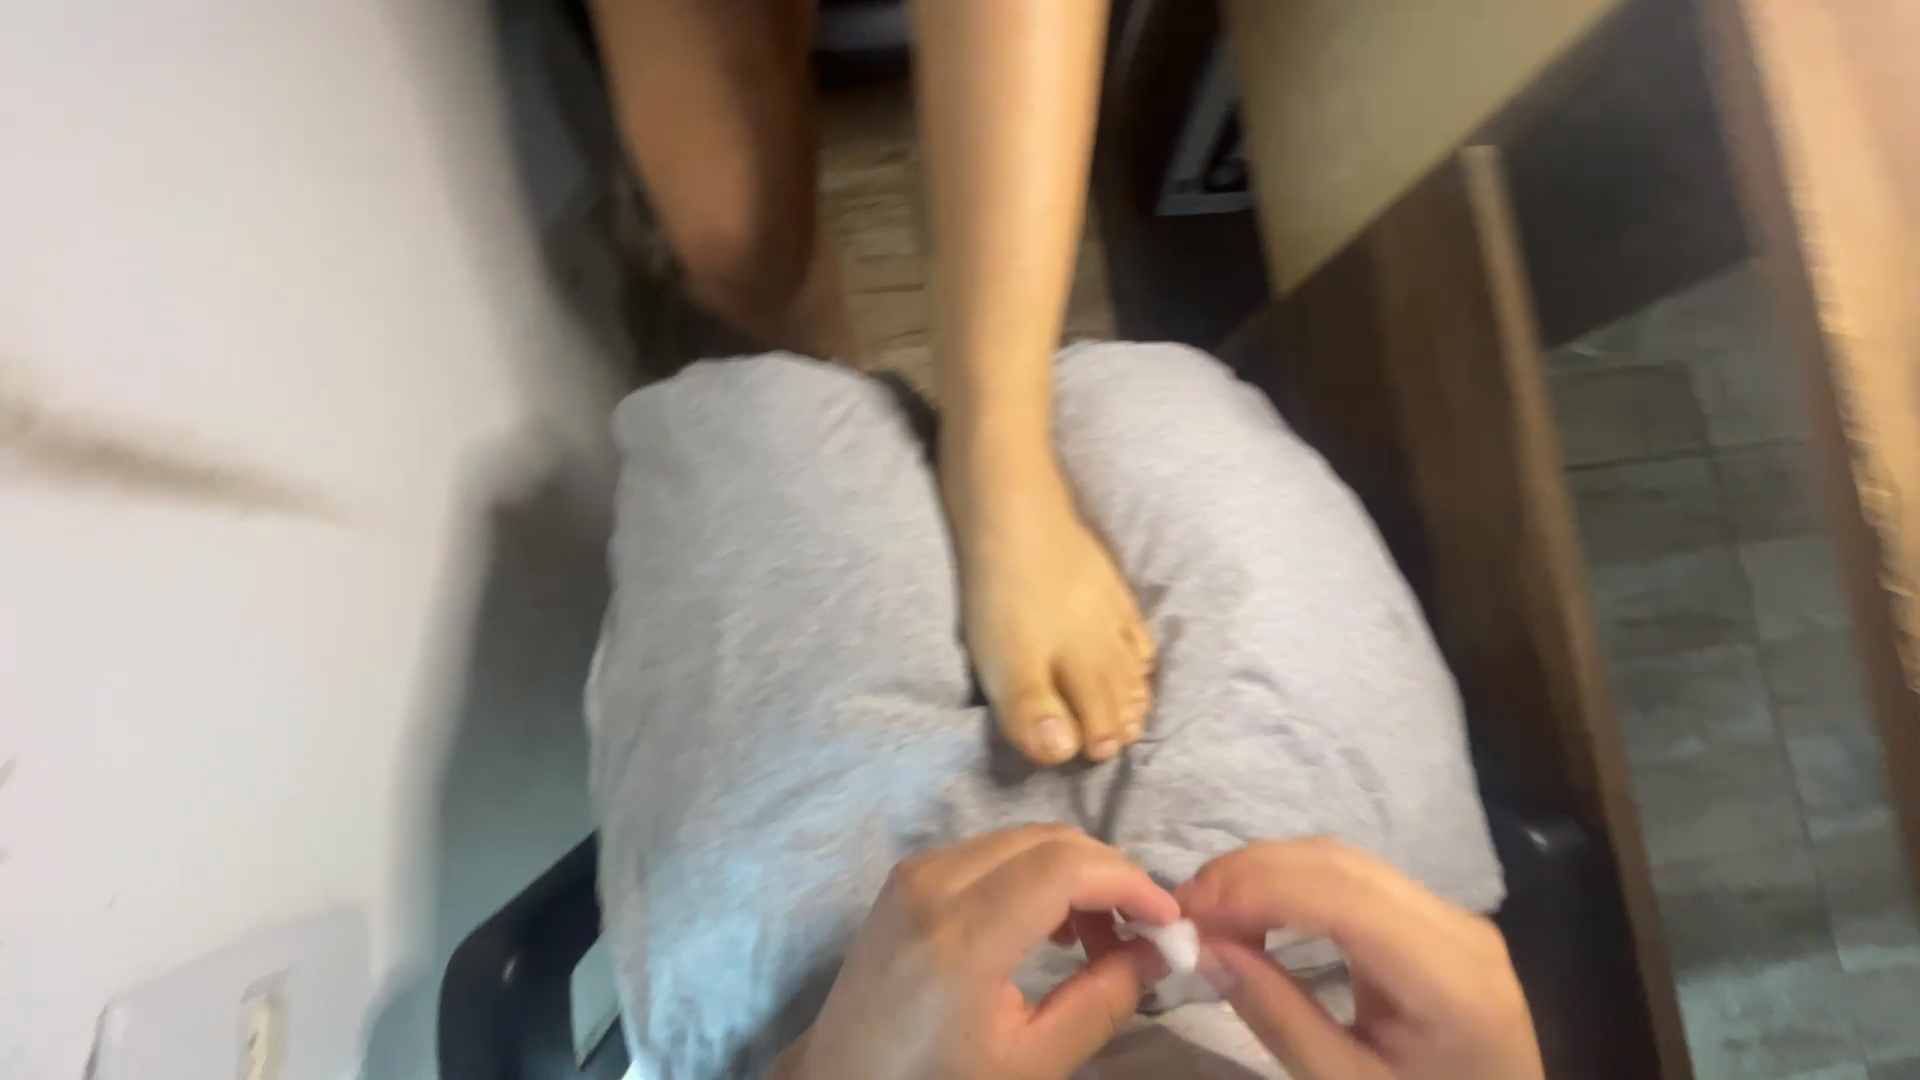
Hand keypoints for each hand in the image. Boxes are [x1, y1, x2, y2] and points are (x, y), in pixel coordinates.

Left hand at [777, 824, 1180, 1079]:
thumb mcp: (1032, 1063)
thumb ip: (1103, 998)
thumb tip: (1161, 947)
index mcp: (961, 936)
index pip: (1063, 867)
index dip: (1126, 881)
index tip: (1168, 919)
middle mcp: (934, 881)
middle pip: (1046, 840)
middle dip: (1106, 873)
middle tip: (1139, 931)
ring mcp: (917, 869)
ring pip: (1021, 838)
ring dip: (1072, 872)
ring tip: (1095, 937)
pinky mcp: (910, 871)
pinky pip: (991, 850)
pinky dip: (1034, 872)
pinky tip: (1046, 924)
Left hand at [940, 426, 1156, 766]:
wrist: (1014, 509)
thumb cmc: (1003, 596)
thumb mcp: (1006, 663)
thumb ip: (1034, 711)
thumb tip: (1065, 754)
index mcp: (1084, 666)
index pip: (1103, 717)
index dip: (1100, 740)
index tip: (1096, 755)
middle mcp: (1107, 641)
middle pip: (1123, 691)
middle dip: (1122, 721)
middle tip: (1118, 741)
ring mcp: (1111, 607)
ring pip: (1134, 661)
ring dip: (1136, 691)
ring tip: (1135, 711)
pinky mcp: (1106, 580)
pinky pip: (1137, 625)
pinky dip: (1142, 649)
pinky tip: (1142, 654)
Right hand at [1178, 839, 1542, 1079]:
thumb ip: (1277, 1015)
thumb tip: (1201, 944)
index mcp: (1453, 981)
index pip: (1341, 899)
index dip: (1256, 890)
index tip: (1187, 910)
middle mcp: (1457, 927)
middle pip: (1335, 865)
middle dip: (1249, 873)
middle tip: (1185, 905)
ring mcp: (1447, 914)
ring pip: (1335, 858)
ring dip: (1263, 870)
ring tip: (1209, 905)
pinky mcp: (1428, 915)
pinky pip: (1346, 874)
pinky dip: (1287, 880)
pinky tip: (1253, 905)